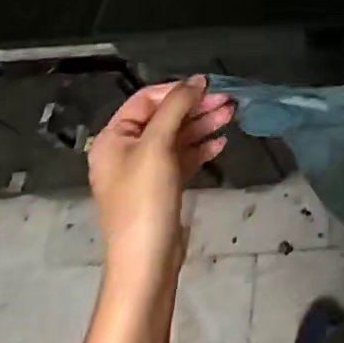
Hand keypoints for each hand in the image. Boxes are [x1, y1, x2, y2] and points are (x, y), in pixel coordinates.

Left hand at [87, 78, 234, 261]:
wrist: (146, 263)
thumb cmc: (144, 199)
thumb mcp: (158, 145)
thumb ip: (176, 107)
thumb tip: (197, 80)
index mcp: (113, 138)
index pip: (146, 99)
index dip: (177, 90)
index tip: (208, 86)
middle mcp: (125, 151)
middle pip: (164, 117)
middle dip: (195, 107)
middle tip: (227, 101)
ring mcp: (144, 171)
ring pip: (177, 136)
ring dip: (203, 124)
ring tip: (230, 115)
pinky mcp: (161, 187)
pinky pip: (182, 157)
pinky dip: (200, 148)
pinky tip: (220, 143)